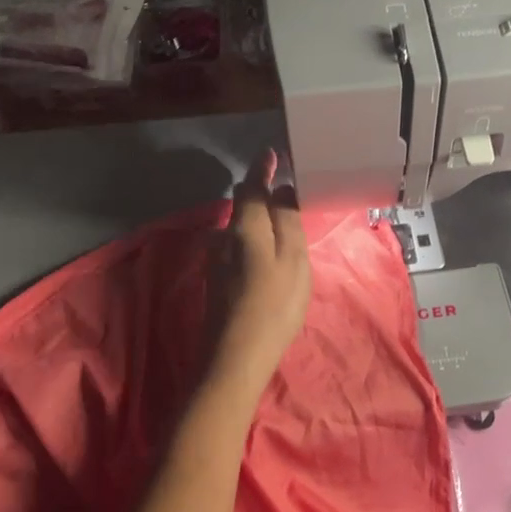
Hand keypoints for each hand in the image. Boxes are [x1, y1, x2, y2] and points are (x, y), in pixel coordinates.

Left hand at [208, 151, 311, 386]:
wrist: (236, 357)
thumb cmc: (274, 305)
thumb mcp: (293, 259)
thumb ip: (287, 221)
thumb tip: (282, 190)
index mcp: (245, 227)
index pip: (251, 186)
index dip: (262, 168)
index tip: (272, 154)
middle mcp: (225, 238)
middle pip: (242, 208)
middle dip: (260, 196)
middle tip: (285, 192)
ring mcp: (217, 263)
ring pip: (239, 231)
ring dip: (257, 223)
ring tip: (281, 227)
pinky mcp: (218, 285)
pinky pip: (237, 251)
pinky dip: (252, 245)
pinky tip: (266, 259)